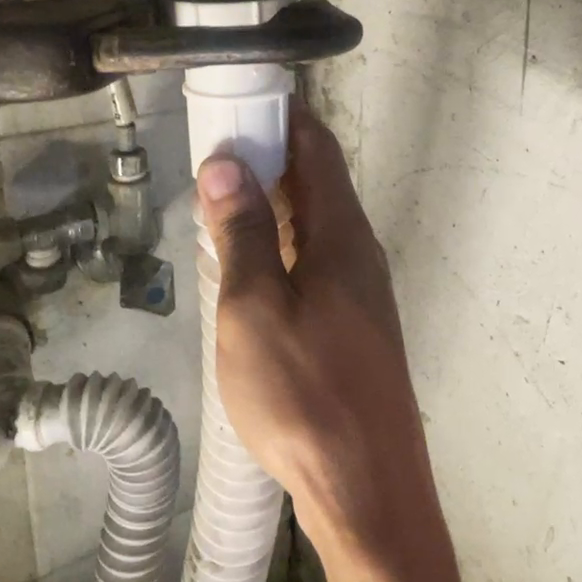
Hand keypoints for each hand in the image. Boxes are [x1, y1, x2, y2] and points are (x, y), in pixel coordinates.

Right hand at [196, 107, 462, 581]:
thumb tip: (227, 164)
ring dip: (274, 203)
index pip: (318, 148)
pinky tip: (251, 266)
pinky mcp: (356, 324)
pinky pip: (317, 260)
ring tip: (221, 203)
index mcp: (342, 233)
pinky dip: (283, 244)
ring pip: (316, 224)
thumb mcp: (255, 309)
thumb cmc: (304, 392)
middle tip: (214, 152)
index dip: (284, 115)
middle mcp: (361, 251)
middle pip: (318, 182)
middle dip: (271, 158)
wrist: (367, 484)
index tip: (243, 96)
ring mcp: (363, 289)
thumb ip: (243, 234)